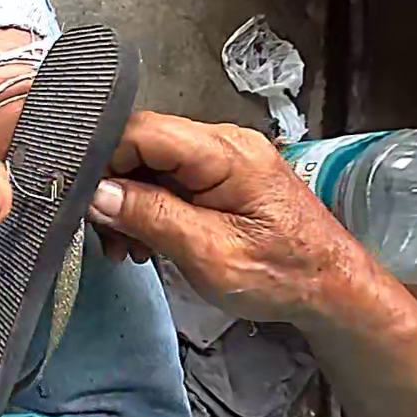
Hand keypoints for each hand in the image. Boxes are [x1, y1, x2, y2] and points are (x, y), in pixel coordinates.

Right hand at [86, 111, 372, 325]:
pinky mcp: (217, 177)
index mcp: (225, 152)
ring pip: (149, 164)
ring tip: (128, 247)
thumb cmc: (281, 275)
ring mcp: (220, 158)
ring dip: (128, 204)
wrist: (330, 287)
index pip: (143, 130)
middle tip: (107, 236)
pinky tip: (146, 241)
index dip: (105, 159)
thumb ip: (152, 217)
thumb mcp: (211, 253)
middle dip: (114, 188)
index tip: (85, 201)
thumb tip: (96, 193)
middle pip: (142, 145)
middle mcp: (221, 143)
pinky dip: (147, 208)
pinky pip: (166, 180)